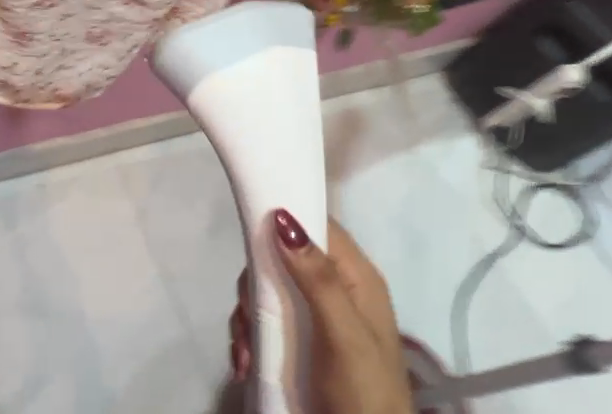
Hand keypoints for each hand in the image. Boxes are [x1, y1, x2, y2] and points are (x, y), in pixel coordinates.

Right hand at [229, 214, 413, 413]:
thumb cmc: (365, 393)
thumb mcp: (345, 337)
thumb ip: (317, 278)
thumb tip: (282, 217)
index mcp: (356, 278)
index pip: (317, 223)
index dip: (283, 217)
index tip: (250, 231)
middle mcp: (335, 288)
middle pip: (281, 255)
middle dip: (255, 282)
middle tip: (251, 314)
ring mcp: (315, 314)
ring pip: (265, 288)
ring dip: (248, 315)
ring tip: (247, 350)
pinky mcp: (299, 339)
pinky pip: (262, 319)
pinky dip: (248, 336)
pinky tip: (245, 361)